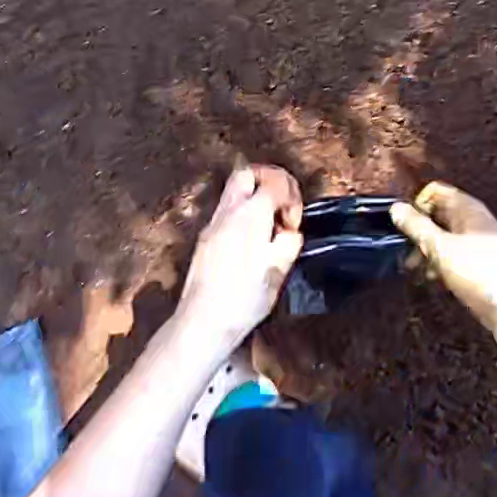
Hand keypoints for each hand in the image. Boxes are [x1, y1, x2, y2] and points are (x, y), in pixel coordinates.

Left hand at [177, 165, 304, 350]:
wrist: (202, 322)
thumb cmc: (243, 299)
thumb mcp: (279, 271)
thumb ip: (289, 242)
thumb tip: (289, 232)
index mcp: (250, 216)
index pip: (275, 182)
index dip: (292, 196)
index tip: (293, 222)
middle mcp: (228, 213)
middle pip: (247, 173)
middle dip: (270, 181)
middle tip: (282, 207)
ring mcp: (212, 225)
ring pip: (234, 192)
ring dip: (256, 199)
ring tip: (269, 229)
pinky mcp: (205, 239)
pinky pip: (227, 212)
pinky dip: (243, 216)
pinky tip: (252, 243)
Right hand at [389, 182, 496, 330]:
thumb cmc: (483, 274)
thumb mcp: (441, 247)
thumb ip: (417, 227)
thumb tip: (397, 209)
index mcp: (468, 209)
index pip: (435, 191)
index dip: (417, 205)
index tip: (406, 224)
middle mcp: (474, 221)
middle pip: (438, 214)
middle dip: (419, 230)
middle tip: (407, 248)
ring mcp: (478, 242)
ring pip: (444, 236)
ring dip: (427, 249)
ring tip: (415, 267)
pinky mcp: (480, 263)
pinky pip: (453, 254)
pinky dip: (440, 262)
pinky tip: (433, 277)